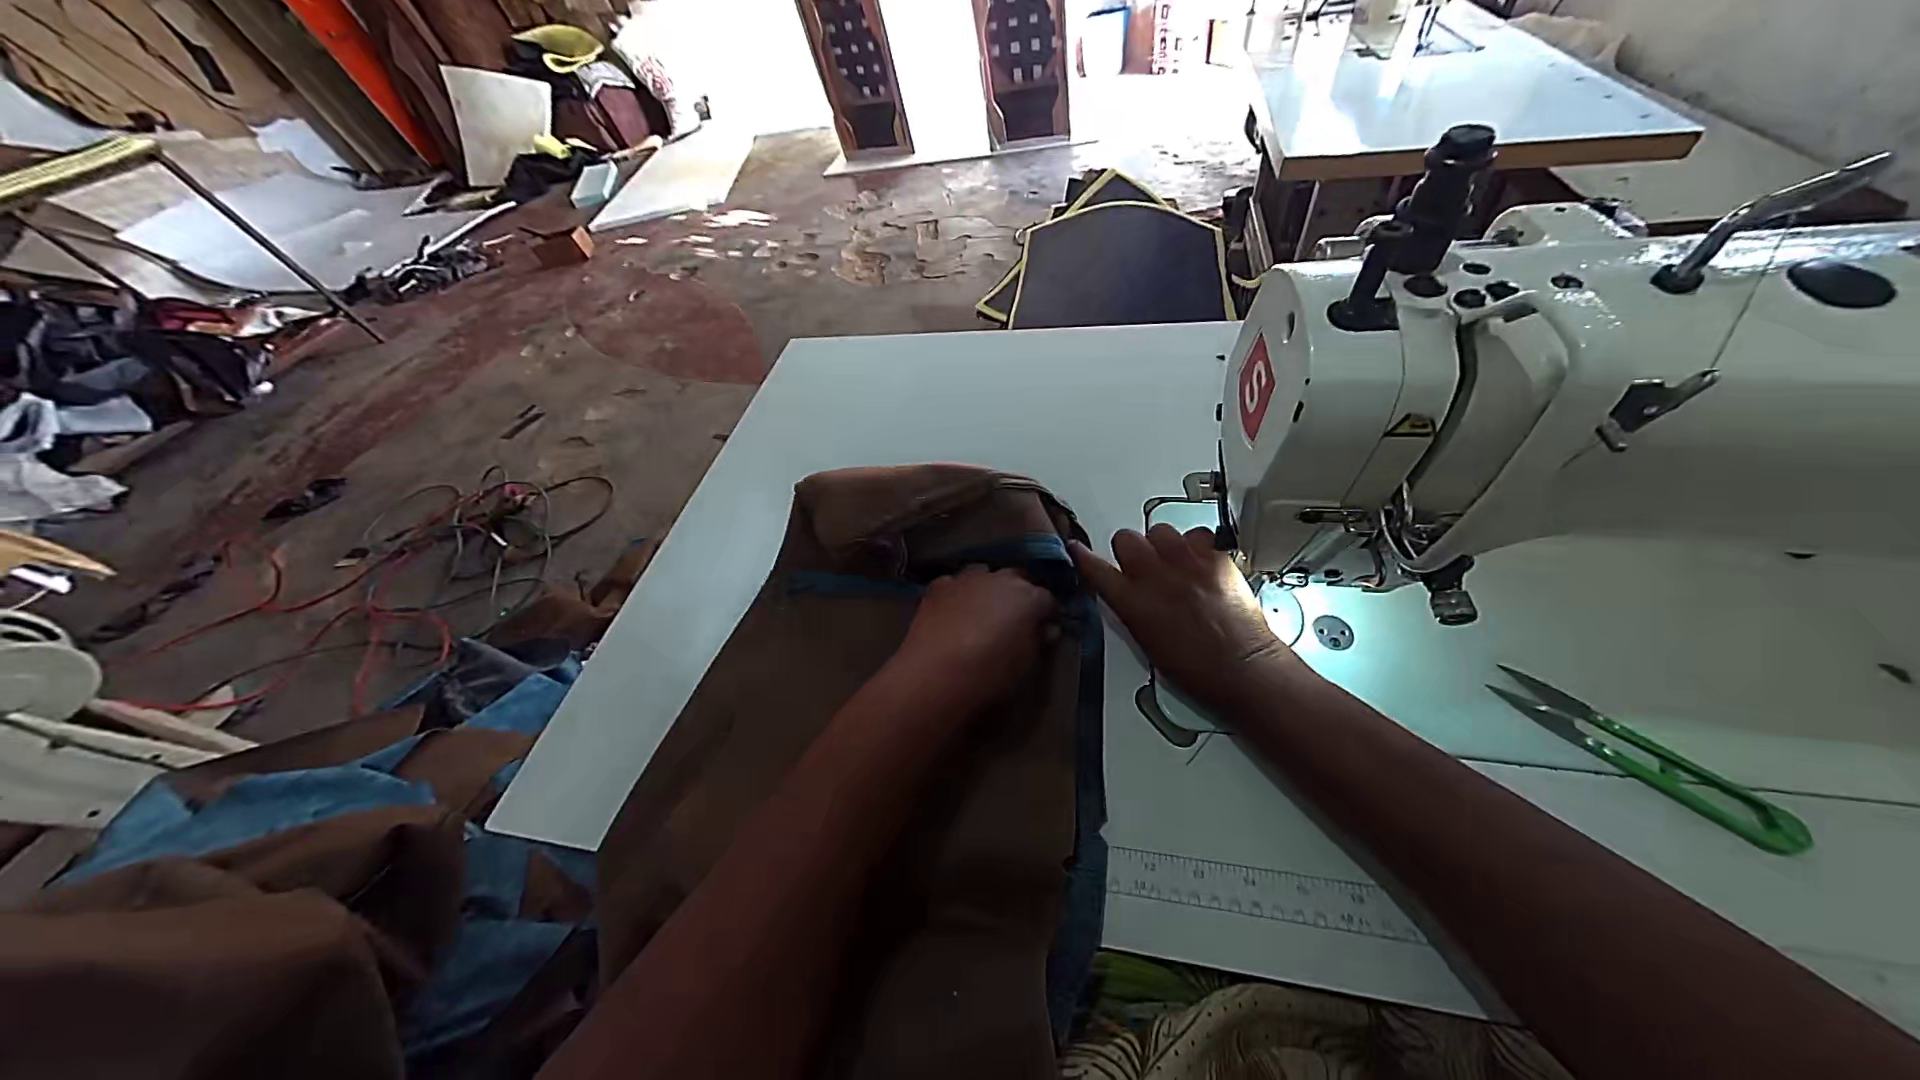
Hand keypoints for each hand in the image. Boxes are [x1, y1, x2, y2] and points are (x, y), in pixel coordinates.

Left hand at [893, 566, 1056, 706]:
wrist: (935, 674)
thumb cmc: (989, 674)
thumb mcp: (1024, 663)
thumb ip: (1037, 640)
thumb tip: (1045, 629)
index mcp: (1029, 598)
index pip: (1048, 599)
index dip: (1047, 614)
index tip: (1044, 628)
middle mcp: (1001, 579)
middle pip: (1018, 578)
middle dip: (1020, 594)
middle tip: (1016, 618)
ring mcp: (968, 579)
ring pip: (986, 574)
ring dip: (989, 588)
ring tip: (984, 611)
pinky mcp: (939, 586)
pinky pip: (956, 584)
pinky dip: (959, 594)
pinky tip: (954, 611)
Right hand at [1070, 525, 1300, 710]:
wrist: (1240, 667)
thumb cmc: (1196, 667)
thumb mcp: (1146, 642)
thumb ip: (1132, 609)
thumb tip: (1129, 596)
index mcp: (1131, 600)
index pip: (1094, 567)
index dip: (1083, 557)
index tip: (1078, 549)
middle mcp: (1154, 575)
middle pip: (1126, 538)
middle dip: (1130, 549)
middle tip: (1142, 563)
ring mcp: (1186, 562)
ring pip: (1160, 530)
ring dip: (1162, 543)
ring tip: (1174, 561)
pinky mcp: (1215, 556)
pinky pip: (1197, 535)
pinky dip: (1196, 545)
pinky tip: (1200, 561)